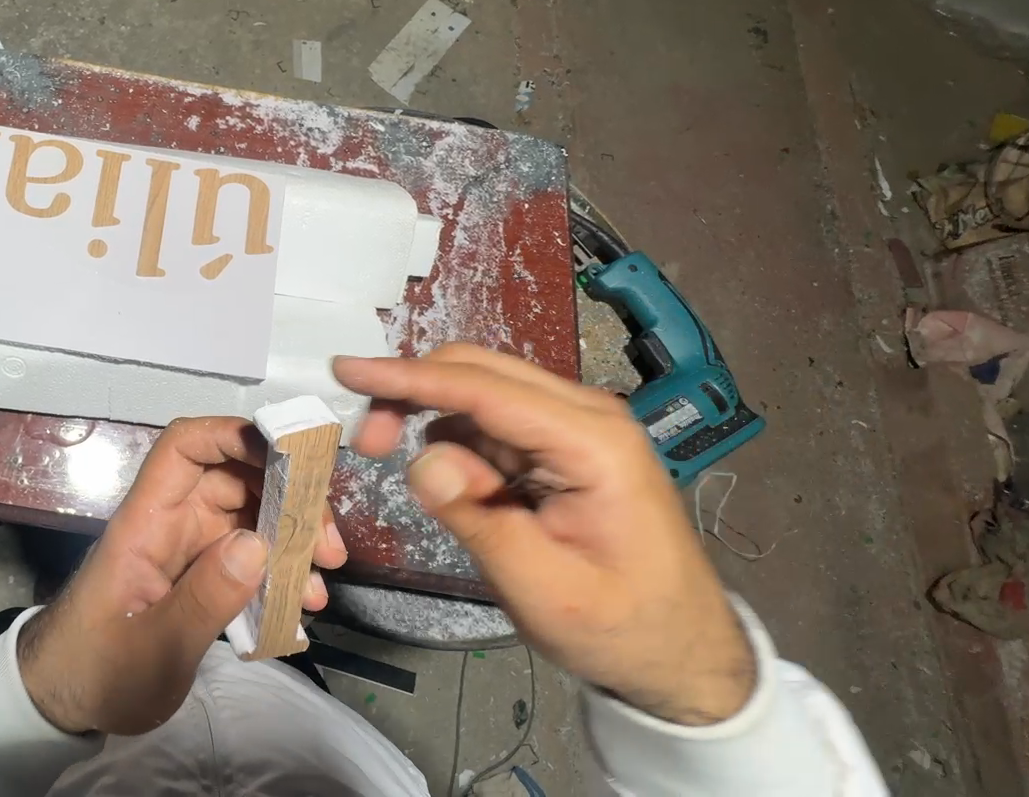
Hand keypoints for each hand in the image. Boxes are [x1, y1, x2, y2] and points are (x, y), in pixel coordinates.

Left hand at [17, 417, 347, 734]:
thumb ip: (205, 598)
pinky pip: (247, 557)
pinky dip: (279, 573)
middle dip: (288, 499)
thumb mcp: (154, 648)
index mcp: (147, 521)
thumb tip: (258, 543)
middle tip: (329, 547)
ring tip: (318, 588)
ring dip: (291, 542)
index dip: (232, 436)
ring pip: (249, 518)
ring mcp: (188, 548)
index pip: (184, 447)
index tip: (291, 458)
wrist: (65, 701)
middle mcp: (171, 522)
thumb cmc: (97, 670)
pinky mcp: (200, 576)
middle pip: (234, 479)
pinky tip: (300, 607)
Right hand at [335, 344, 756, 725]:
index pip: (481, 389)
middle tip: (367, 443)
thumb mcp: (541, 587)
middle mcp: (582, 415)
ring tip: (439, 496)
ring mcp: (569, 426)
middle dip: (411, 394)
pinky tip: (469, 494)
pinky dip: (456, 447)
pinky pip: (484, 423)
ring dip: (432, 425)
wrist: (682, 658)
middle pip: (474, 371)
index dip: (407, 377)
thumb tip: (420, 461)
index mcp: (591, 442)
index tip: (346, 370)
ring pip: (473, 393)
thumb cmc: (620, 628)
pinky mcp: (553, 444)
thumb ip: (476, 518)